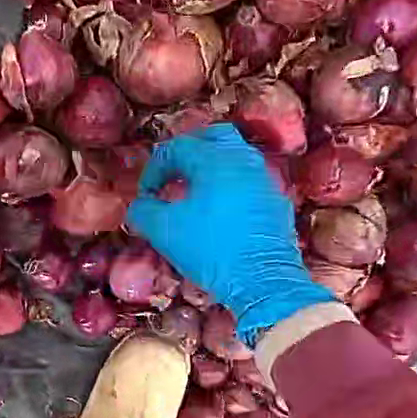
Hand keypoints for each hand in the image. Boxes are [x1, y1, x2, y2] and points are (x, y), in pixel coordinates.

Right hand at [128, 124, 332, 343]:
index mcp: (215, 160)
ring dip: (211, 168)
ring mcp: (264, 179)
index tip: (147, 195)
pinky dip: (230, 185)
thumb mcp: (165, 231)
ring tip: (194, 193)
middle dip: (189, 152)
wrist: (263, 280)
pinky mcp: (275, 200)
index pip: (177, 148)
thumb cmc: (212, 250)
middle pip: (213, 136)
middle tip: (173, 175)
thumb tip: (141, 205)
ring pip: (234, 157)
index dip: (155, 169)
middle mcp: (243, 160)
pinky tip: (220, 211)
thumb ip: (144, 211)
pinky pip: (249, 180)